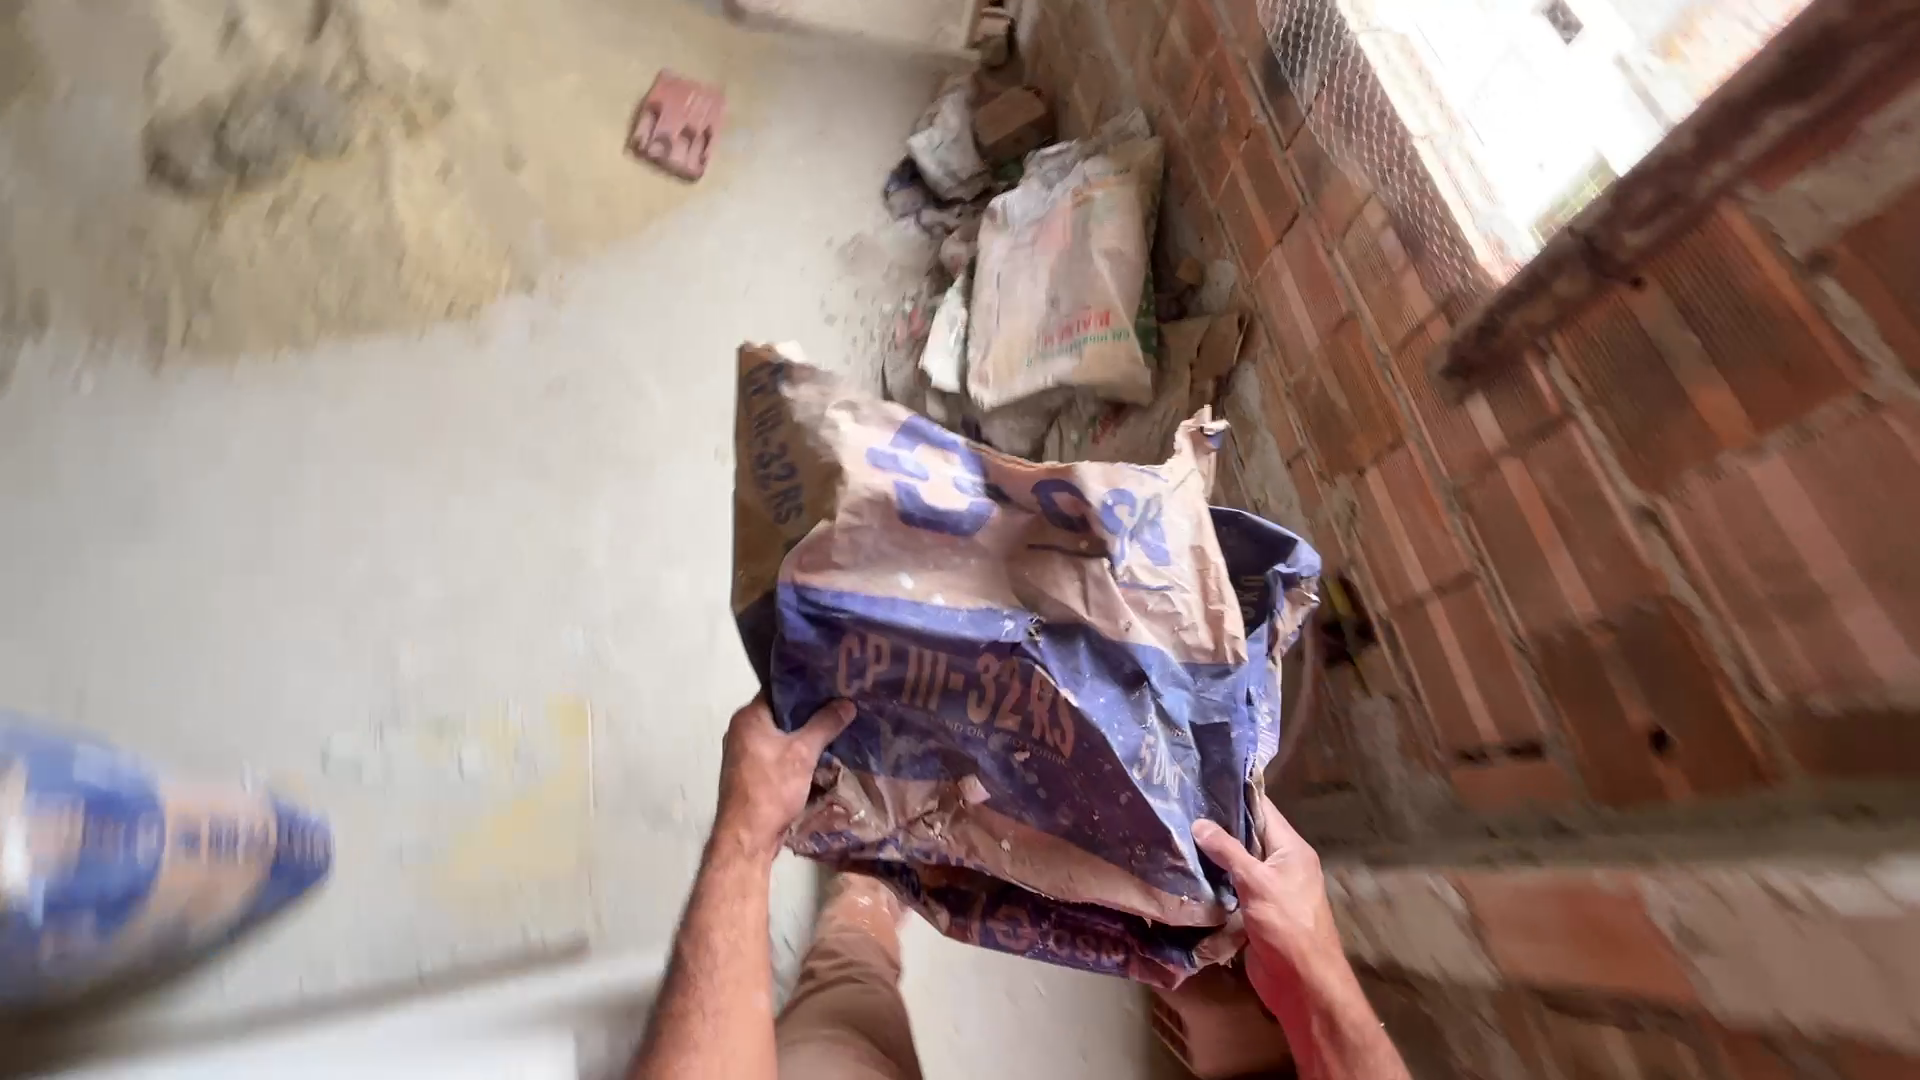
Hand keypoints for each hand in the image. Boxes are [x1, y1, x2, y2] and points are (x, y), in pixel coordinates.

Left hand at [714, 696, 856, 861]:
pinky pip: (778, 750)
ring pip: (781, 733)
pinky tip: (821, 750)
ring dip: (805, 732)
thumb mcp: (803, 753)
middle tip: (840, 701)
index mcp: (748, 717)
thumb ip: (825, 724)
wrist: (747, 838)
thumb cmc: (771, 789)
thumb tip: (848, 702)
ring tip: (836, 723)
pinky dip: (797, 749)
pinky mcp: (752, 771)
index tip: (832, 682)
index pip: (779, 688)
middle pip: (781, 711)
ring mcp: (745, 752)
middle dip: (810, 709)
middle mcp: (742, 730)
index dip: (806, 684)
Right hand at [1192, 792, 1346, 998]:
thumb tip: (1199, 823)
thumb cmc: (1288, 926)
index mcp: (1291, 849)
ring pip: (1235, 860)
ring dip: (1210, 852)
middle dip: (1216, 822)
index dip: (1235, 793)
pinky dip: (1211, 877)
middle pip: (1246, 834)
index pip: (1262, 809)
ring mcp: (1267, 887)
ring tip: (1175, 830)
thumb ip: (1228, 850)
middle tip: (1180, 805)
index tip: (1202, 779)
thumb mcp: (1257, 882)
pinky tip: (1185, 867)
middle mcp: (1280, 863)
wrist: (1303, 985)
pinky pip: (1230, 884)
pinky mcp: (1253, 908)